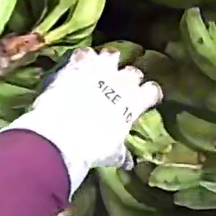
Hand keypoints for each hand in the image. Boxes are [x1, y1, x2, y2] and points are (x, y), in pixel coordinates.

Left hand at [5, 48, 163, 193]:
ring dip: (108, 62)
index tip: (145, 99)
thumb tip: (129, 162)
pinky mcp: (77, 63)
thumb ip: (121, 153)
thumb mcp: (111, 154)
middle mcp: (122, 81)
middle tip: (119, 87)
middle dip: (128, 78)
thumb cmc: (93, 147)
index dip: (149, 94)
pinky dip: (83, 57)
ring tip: (101, 69)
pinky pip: (85, 53)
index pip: (152, 90)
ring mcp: (100, 69)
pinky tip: (78, 64)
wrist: (62, 134)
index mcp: (135, 101)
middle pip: (133, 72)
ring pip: (112, 55)